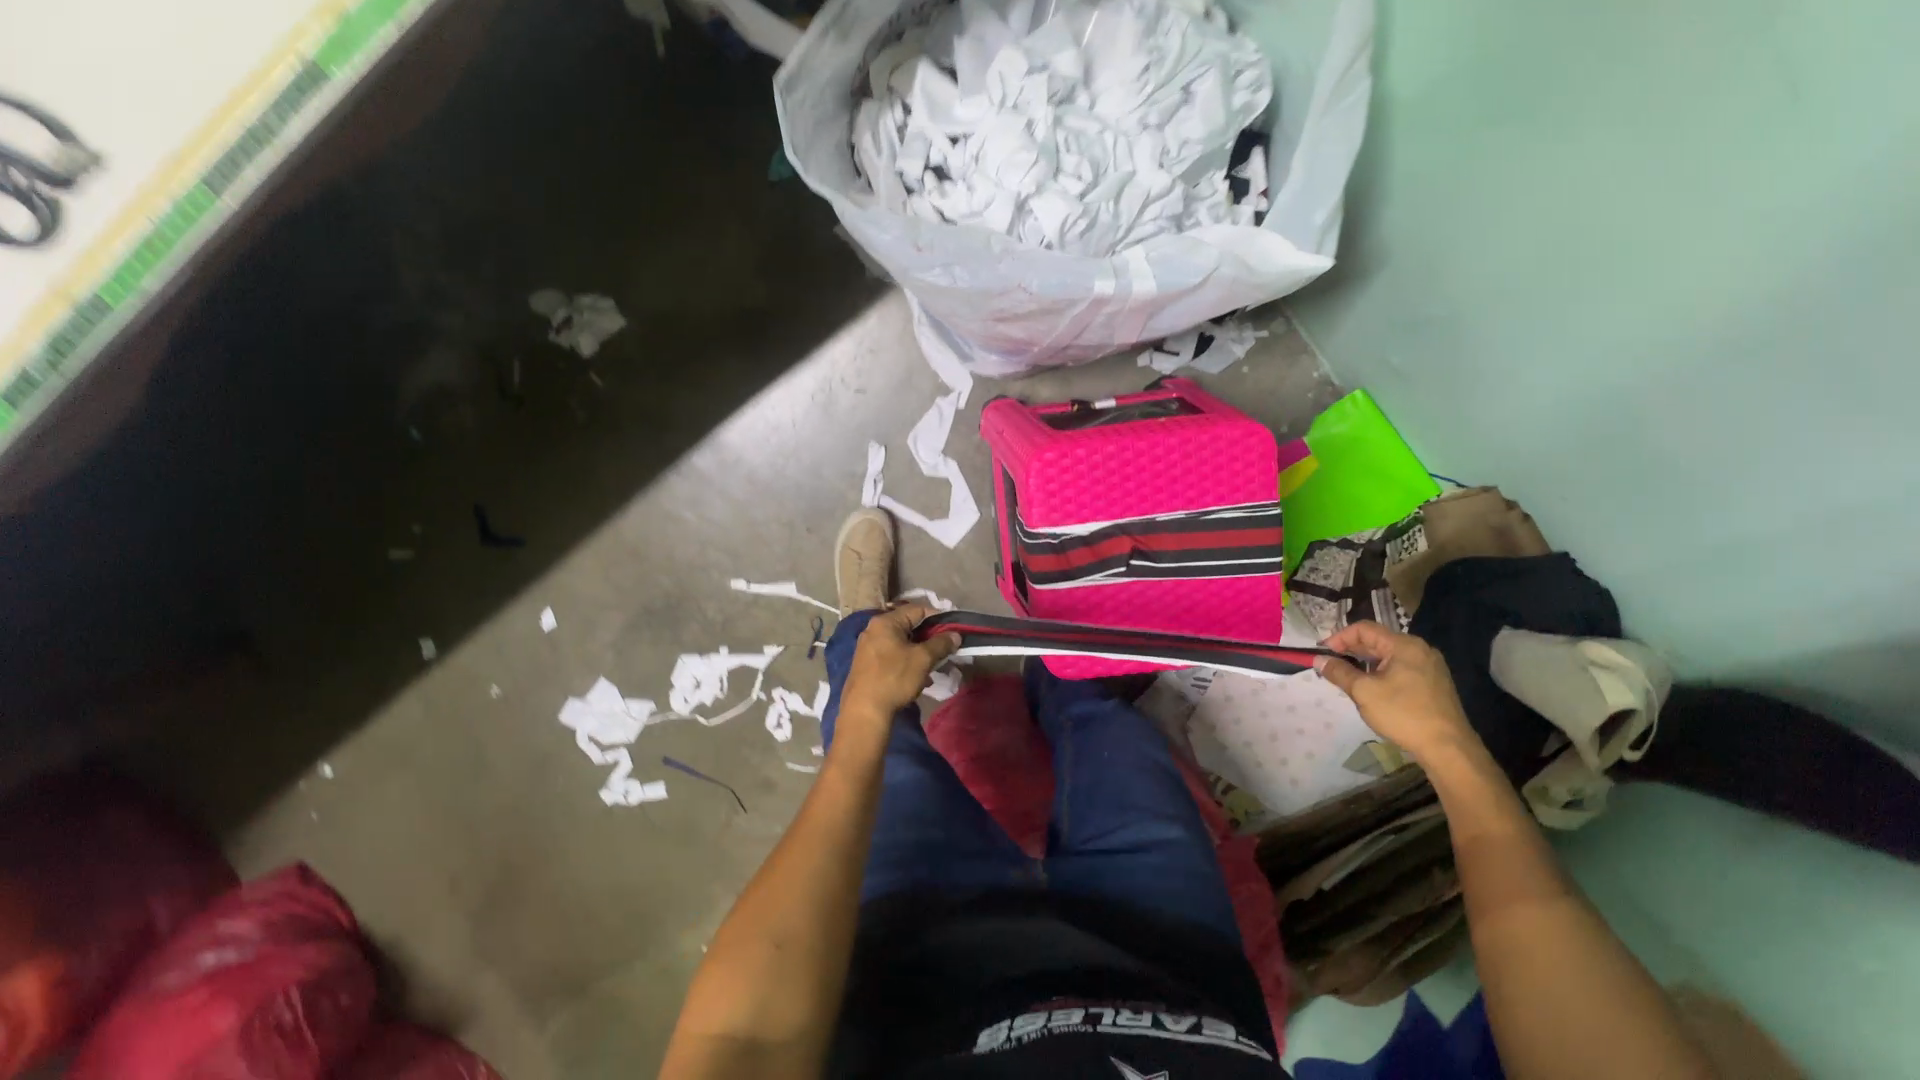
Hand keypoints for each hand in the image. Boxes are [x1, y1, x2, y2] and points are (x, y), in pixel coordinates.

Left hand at [837, 605, 959, 732]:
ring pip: (900, 642)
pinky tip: (916, 677)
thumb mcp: (923, 659)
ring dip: (918, 652)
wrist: (865, 710)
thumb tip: (955, 634)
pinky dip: (906, 661)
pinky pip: (891, 655)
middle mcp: (873, 629)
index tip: (952, 631)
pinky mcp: (865, 664)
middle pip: (908, 625)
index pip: (917, 609)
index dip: (938, 618)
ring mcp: (867, 647)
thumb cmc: (894, 678)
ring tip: (932, 667)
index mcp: (885, 622)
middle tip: (944, 650)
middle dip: (929, 637)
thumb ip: (941, 643)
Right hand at [1315, 621, 1477, 762]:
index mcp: (1404, 645)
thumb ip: (1339, 672)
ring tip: (1348, 679)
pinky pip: (1401, 669)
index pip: (1364, 629)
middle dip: (1351, 651)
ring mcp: (1430, 666)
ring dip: (1365, 664)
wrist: (1447, 746)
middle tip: (1331, 666)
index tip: (1322, 653)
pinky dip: (1382, 673)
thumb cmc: (1403, 713)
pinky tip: (1373, 689)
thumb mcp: (1364, 692)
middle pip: (1378, 641)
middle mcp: (1419, 649)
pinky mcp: (1434, 683)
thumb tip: (1318, 659)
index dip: (1340, 637)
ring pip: (1389, 657)